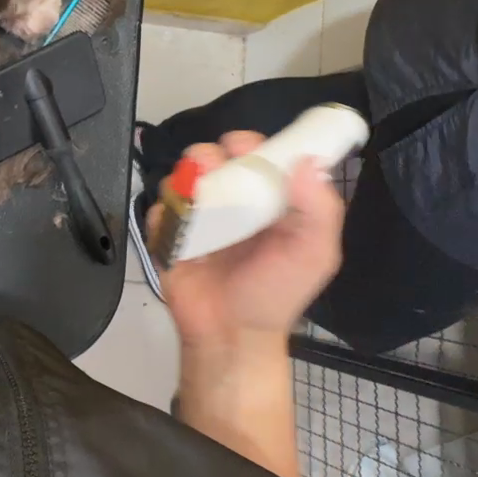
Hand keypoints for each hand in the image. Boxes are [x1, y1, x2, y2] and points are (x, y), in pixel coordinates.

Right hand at [158, 132, 344, 349]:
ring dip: (185, 178)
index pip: (258, 154)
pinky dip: (164, 212)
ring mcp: (197, 214)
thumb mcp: (313, 253)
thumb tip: (307, 160)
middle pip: (213, 155)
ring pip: (181, 174)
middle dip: (212, 154)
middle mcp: (231, 200)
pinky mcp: (167, 231)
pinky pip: (158, 207)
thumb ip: (319, 209)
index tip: (247, 150)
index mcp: (268, 199)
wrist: (229, 333)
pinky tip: (178, 231)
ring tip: (196, 200)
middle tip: (215, 169)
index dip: (252, 144)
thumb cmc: (274, 293)